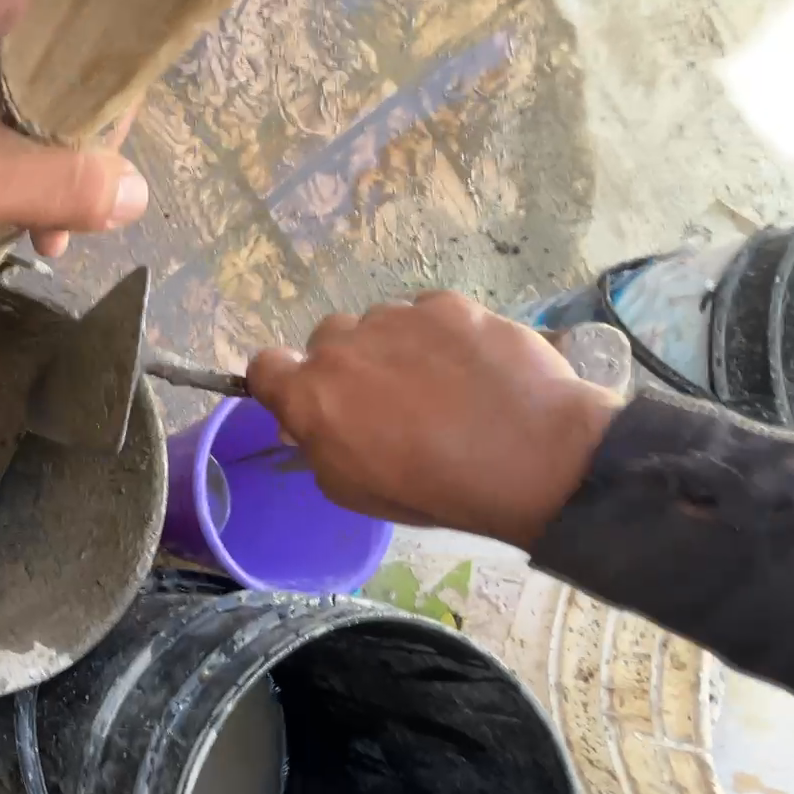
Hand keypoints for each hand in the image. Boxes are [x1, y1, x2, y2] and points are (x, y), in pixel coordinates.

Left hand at [0, 0, 150, 302]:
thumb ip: (71, 184)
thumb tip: (135, 194)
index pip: (90, 45)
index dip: (108, 111)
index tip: (100, 172)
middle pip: (71, 89)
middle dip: (79, 161)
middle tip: (70, 219)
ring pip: (45, 123)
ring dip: (56, 184)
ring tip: (47, 237)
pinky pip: (14, 143)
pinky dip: (27, 187)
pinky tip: (26, 229)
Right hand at [247, 291, 622, 548]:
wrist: (530, 460)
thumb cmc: (424, 487)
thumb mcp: (344, 486)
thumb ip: (313, 443)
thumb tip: (306, 421)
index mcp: (306, 394)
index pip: (263, 365)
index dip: (279, 380)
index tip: (303, 397)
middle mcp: (339, 348)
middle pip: (322, 341)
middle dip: (340, 363)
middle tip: (378, 395)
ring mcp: (394, 320)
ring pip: (375, 323)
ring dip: (388, 345)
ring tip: (432, 378)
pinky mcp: (448, 306)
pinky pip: (425, 312)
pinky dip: (435, 333)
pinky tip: (466, 363)